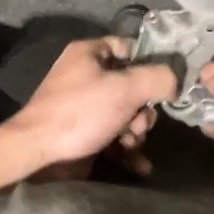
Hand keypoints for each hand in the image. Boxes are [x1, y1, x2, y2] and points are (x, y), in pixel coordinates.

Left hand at [0, 36, 178, 178]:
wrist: (37, 153)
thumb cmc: (80, 112)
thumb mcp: (124, 89)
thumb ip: (157, 78)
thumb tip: (177, 80)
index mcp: (89, 53)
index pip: (129, 47)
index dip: (151, 63)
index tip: (167, 83)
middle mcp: (86, 76)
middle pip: (132, 86)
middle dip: (142, 109)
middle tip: (139, 124)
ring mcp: (84, 107)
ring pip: (126, 115)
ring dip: (136, 132)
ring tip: (131, 144)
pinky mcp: (84, 134)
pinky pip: (114, 138)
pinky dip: (128, 151)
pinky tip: (140, 166)